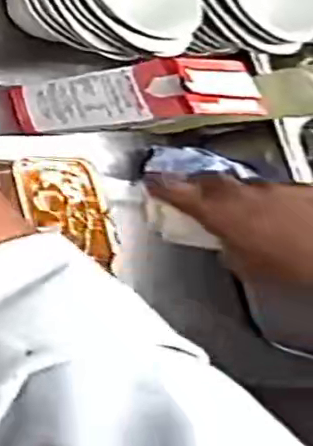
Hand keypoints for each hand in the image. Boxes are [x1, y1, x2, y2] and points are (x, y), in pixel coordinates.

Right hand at [147, 175, 312, 286]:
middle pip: (208, 180)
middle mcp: (240, 193)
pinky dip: (281, 202)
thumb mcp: (245, 265)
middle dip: (200, 185)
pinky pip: (285, 193)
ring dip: (245, 196)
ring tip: (254, 213)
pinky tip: (290, 218)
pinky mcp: (309, 191)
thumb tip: (221, 241)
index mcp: (213, 210)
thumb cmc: (296, 265)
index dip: (157, 186)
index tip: (149, 183)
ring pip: (249, 187)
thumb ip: (223, 244)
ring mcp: (278, 190)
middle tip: (198, 194)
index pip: (170, 190)